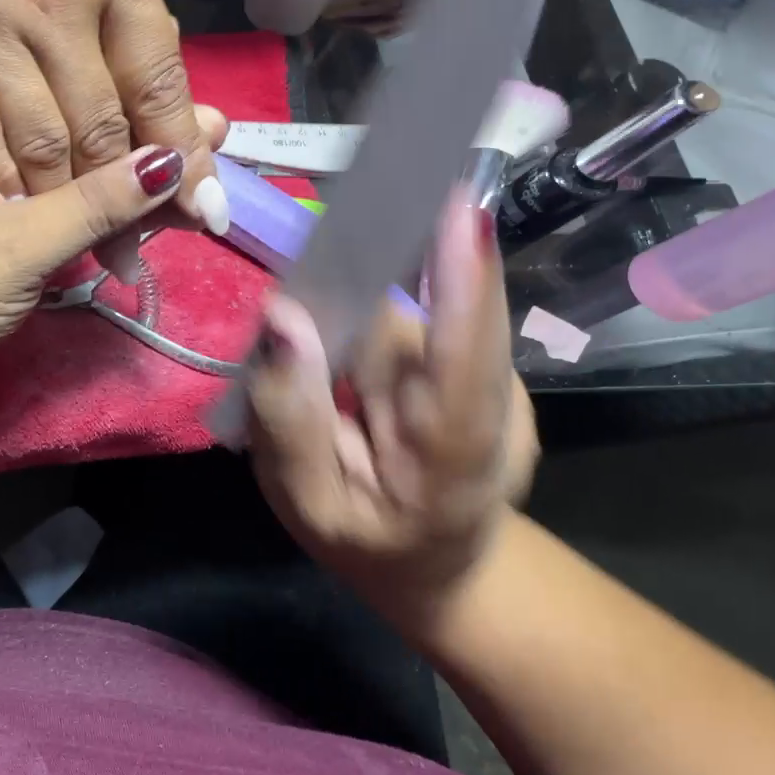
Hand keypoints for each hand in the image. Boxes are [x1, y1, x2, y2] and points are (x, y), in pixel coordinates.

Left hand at [0, 120, 199, 404]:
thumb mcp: (16, 246)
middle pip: (82, 134)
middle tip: (219, 145)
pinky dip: (112, 218)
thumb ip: (94, 203)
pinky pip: (72, 213)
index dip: (138, 111)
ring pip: (82, 176)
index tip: (205, 125)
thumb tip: (177, 159)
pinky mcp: (12, 233)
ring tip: (204, 179)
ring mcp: (2, 192)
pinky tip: (158, 212)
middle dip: (148, 147)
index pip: (68, 98)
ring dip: (137, 186)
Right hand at [244, 196, 538, 619]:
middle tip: (286, 322)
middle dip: (346, 302)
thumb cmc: (366, 545)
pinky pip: (403, 331)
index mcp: (452, 459)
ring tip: (318, 389)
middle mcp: (490, 407)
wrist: (441, 570)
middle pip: (413, 326)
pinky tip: (347, 389)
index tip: (453, 204)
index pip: (465, 361)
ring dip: (343, 333)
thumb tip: (281, 317)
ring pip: (399, 323)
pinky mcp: (475, 373)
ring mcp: (493, 387)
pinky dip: (359, 342)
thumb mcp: (305, 502)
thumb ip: (288, 418)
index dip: (460, 283)